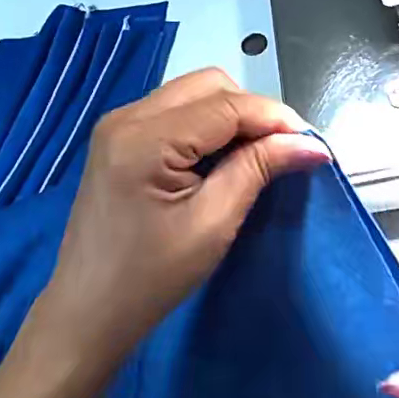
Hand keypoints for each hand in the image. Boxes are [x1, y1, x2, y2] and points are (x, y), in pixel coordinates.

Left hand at [34, 68, 331, 363]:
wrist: (86, 313)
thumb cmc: (150, 279)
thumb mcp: (213, 224)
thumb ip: (258, 169)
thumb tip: (308, 143)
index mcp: (144, 137)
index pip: (225, 104)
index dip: (274, 117)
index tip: (312, 143)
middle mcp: (127, 115)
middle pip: (208, 85)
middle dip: (252, 111)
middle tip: (281, 150)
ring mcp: (119, 122)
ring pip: (193, 91)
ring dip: (230, 114)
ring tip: (256, 154)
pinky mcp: (119, 135)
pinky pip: (175, 109)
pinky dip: (206, 123)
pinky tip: (221, 155)